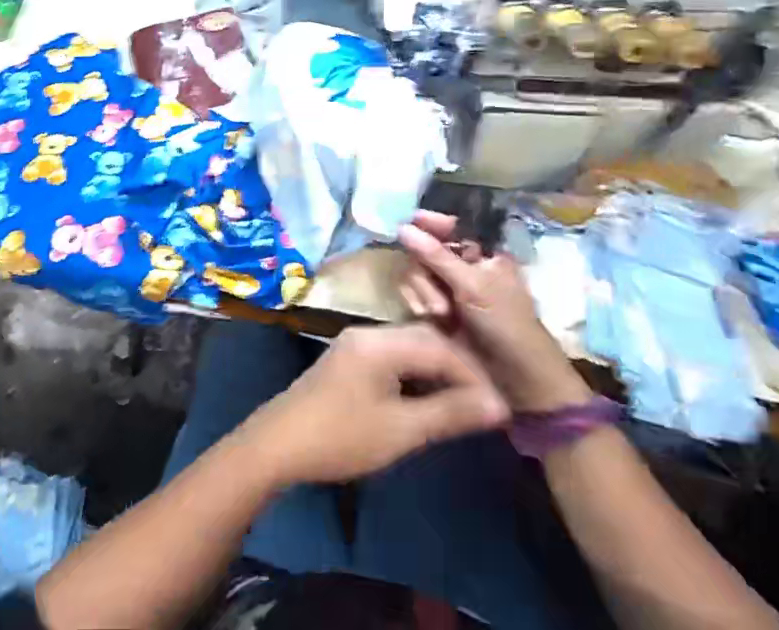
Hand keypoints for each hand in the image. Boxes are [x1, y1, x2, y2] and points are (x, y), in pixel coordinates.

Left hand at [234, 324, 507, 487]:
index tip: (500, 408)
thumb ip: (450, 413)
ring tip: (465, 406)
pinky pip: (392, 358)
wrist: (278, 444)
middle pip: (425, 341)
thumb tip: (499, 405)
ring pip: (409, 349)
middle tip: (487, 407)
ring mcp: (355, 345)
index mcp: (379, 342)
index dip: (475, 376)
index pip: (441, 346)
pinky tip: (429, 401)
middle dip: (459, 371)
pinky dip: (416, 376)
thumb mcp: (401, 430)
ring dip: (438, 373)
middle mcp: (367, 333)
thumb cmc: (341, 437)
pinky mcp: (348, 361)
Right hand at [398, 212, 592, 412]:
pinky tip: (430, 319)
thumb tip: (403, 227)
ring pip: (415, 272)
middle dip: (426, 270)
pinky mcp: (434, 311)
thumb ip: (436, 255)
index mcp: (484, 255)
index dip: (433, 223)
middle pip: (425, 249)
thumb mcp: (473, 286)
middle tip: (437, 291)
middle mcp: (463, 268)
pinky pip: (411, 294)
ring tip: (440, 314)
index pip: (454, 227)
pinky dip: (417, 304)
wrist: (512, 379)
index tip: (412, 220)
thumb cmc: (506, 325)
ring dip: (423, 292)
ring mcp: (447, 290)